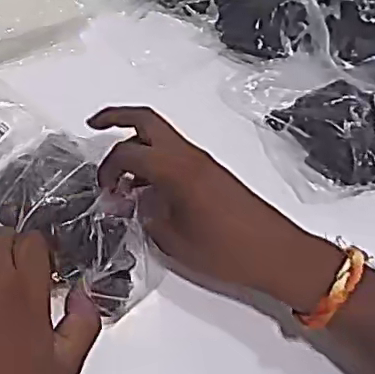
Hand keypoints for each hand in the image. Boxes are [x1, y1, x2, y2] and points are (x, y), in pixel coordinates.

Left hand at [0, 231, 101, 373]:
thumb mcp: (63, 367)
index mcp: (23, 287)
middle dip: (20, 253)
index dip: (45, 252)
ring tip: (2, 290)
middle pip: (7, 236)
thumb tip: (84, 298)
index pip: (35, 240)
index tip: (50, 269)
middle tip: (29, 279)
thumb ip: (83, 323)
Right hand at [87, 106, 339, 310]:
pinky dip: (152, 158)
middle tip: (93, 125)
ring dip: (135, 144)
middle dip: (115, 117)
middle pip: (145, 119)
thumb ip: (143, 214)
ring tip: (120, 175)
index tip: (104, 189)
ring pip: (159, 135)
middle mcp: (188, 156)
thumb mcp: (172, 239)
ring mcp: (202, 162)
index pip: (127, 152)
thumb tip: (131, 203)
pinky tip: (145, 187)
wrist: (281, 256)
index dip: (107, 168)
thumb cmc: (227, 251)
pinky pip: (173, 152)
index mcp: (176, 169)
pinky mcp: (211, 173)